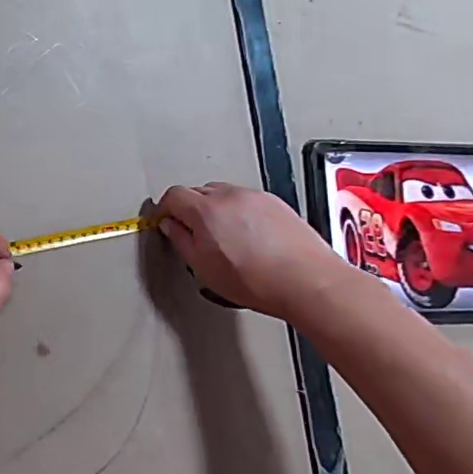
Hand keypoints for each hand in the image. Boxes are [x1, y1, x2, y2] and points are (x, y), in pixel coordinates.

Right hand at [156, 182, 351, 317]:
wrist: (308, 282)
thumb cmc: (260, 280)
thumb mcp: (202, 266)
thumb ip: (180, 240)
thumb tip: (170, 227)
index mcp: (206, 209)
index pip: (173, 195)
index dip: (165, 208)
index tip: (165, 219)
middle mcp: (230, 196)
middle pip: (198, 191)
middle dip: (190, 208)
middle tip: (193, 232)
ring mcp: (256, 197)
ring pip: (223, 194)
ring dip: (216, 210)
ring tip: (224, 239)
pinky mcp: (276, 203)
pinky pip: (247, 200)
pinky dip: (240, 213)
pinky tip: (248, 239)